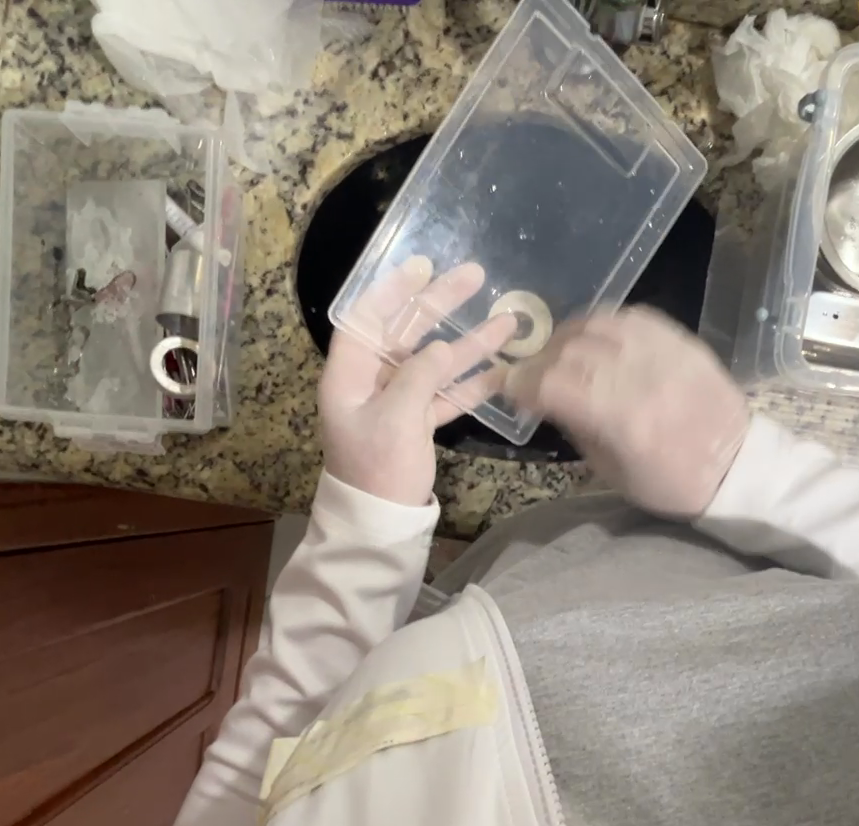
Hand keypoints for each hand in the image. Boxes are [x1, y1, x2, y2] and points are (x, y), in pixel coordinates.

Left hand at [319, 256, 513, 506]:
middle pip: (407, 332)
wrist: (380, 524)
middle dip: (440, 305)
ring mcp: (396, 402)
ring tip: (508, 322)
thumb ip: (419, 376)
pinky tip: (502, 370)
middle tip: (475, 277)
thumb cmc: (377, 470)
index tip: (423, 267)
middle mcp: (371, 381)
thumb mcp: (396, 420)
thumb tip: (443, 348)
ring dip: (469, 344)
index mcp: (350, 375)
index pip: (367, 317)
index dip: (392, 289)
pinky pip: (445, 394)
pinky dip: (471, 383)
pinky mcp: (416, 423)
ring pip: (434, 362)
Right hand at [505, 307, 749, 517]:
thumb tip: (543, 397)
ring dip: (568, 335)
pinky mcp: (682, 340)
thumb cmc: (669, 483)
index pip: (555, 384)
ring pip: (599, 324)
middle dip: (540, 360)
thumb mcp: (610, 471)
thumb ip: (575, 426)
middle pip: (573, 350)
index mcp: (625, 423)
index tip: (508, 387)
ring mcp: (666, 353)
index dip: (521, 382)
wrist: (735, 466)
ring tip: (559, 352)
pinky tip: (593, 338)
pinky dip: (602, 323)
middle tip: (531, 374)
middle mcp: (644, 379)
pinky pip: (631, 316)